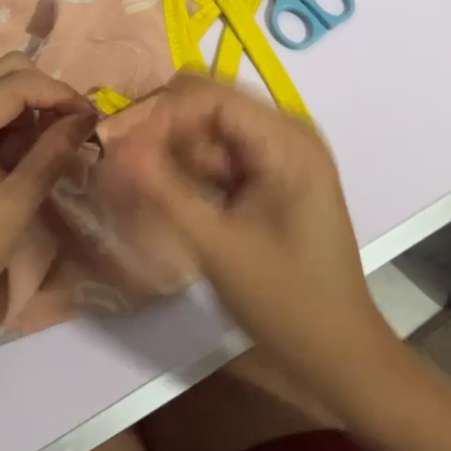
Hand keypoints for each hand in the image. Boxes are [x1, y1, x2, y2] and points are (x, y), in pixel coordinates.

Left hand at [0, 53, 97, 371]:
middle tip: (75, 125)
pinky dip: (12, 119)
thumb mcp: (16, 206)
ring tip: (57, 141)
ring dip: (30, 104)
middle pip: (5, 72)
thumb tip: (87, 117)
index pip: (17, 83)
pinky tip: (30, 149)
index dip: (60, 93)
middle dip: (45, 91)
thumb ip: (51, 154)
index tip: (93, 117)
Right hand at [117, 75, 392, 378]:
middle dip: (163, 133)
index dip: (159, 115)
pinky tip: (174, 201)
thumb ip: (163, 190)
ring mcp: (281, 153)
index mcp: (286, 141)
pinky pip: (220, 153)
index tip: (120, 147)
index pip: (209, 96)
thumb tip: (112, 148)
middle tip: (127, 172)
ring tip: (147, 193)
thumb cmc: (285, 301)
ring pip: (208, 128)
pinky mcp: (272, 175)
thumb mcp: (217, 246)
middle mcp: (287, 132)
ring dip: (175, 155)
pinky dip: (192, 171)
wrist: (338, 354)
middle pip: (207, 104)